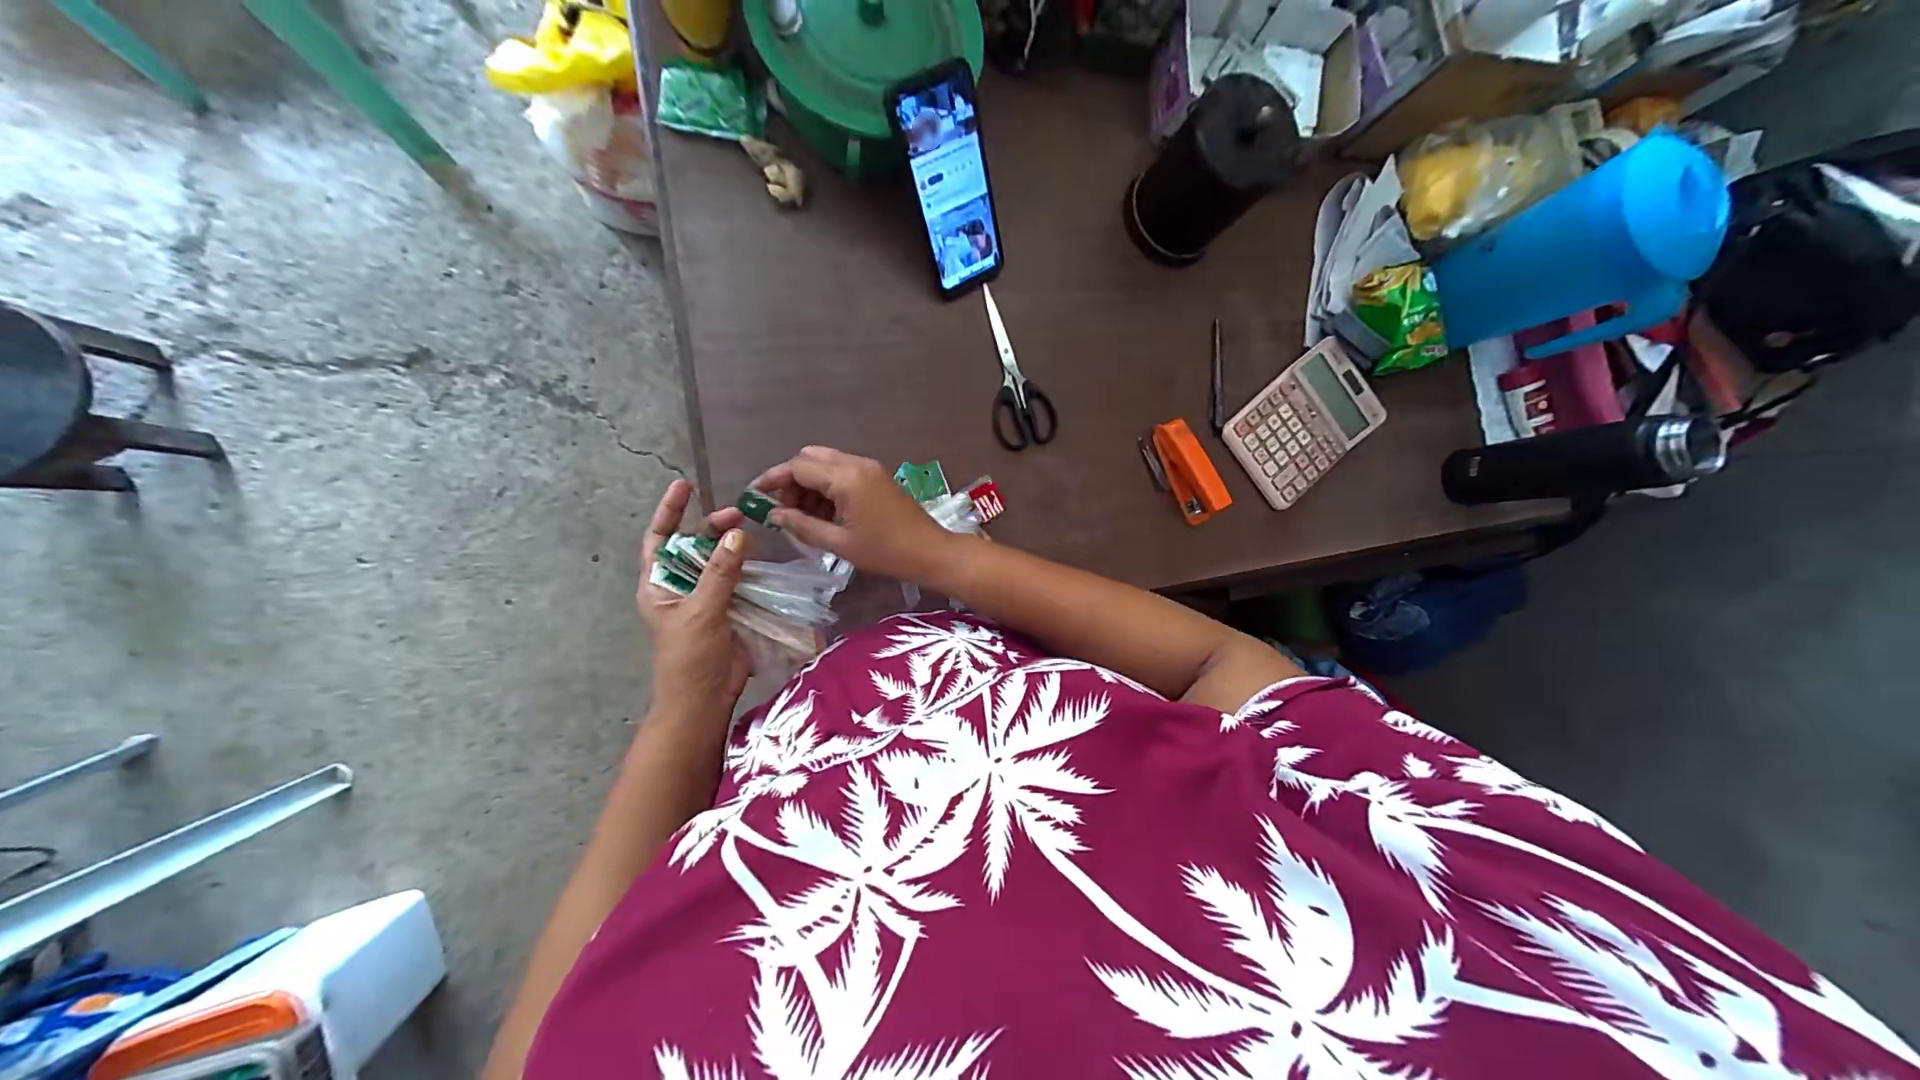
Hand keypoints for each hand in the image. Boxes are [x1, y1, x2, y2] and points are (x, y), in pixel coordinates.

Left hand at [638, 479, 751, 708]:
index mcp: (659, 585)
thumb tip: (737, 534)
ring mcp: (706, 598)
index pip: (658, 539)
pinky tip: (763, 557)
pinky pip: (739, 581)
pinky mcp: (730, 610)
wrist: (705, 700)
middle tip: (737, 516)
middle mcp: (680, 587)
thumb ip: (720, 572)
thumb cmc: (689, 657)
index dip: (668, 511)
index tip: (684, 485)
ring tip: (752, 532)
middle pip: (694, 546)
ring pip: (720, 562)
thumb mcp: (701, 611)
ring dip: (734, 547)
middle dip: (711, 528)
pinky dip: (750, 568)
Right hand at [752, 446, 958, 582]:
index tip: (755, 496)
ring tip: (806, 519)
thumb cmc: (886, 552)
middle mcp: (857, 464)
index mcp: (846, 478)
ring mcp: (869, 468)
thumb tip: (774, 515)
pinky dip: (828, 488)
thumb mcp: (839, 544)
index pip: (798, 467)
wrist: (930, 552)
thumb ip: (803, 526)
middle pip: (810, 459)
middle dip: (792, 481)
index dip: (773, 480)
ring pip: (826, 465)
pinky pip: (843, 473)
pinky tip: (826, 515)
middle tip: (786, 512)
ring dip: (810, 486)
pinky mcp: (877, 477)